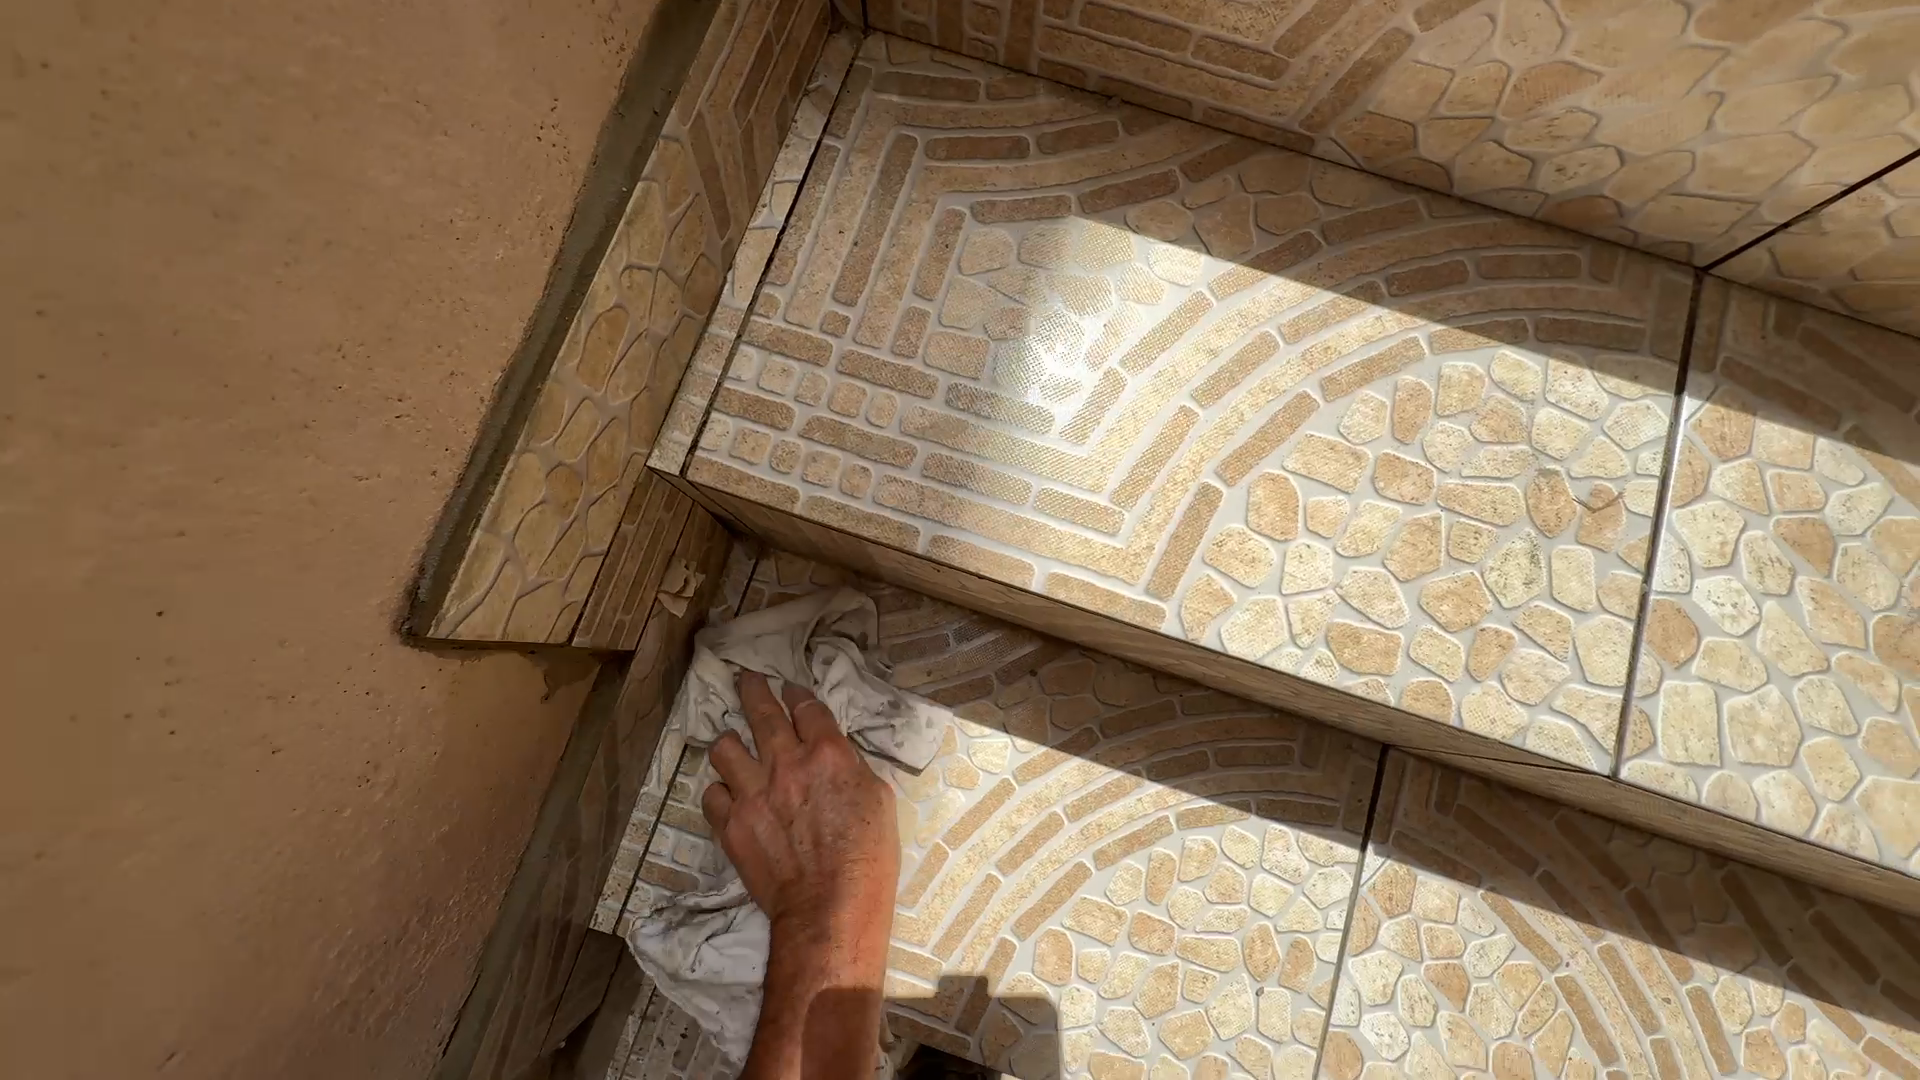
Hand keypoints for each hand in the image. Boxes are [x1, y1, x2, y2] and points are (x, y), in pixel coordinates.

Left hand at [702, 671, 899, 936]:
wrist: (830, 907)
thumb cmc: (869, 856)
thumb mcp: (880, 798)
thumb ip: (853, 768)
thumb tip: (837, 761)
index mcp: (828, 752)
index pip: (806, 707)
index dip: (797, 694)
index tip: (791, 690)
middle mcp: (786, 762)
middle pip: (761, 711)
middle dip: (753, 689)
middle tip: (747, 678)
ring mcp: (753, 792)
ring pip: (725, 747)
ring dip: (730, 742)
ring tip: (732, 744)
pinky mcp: (731, 824)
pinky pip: (712, 794)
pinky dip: (720, 791)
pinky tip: (729, 795)